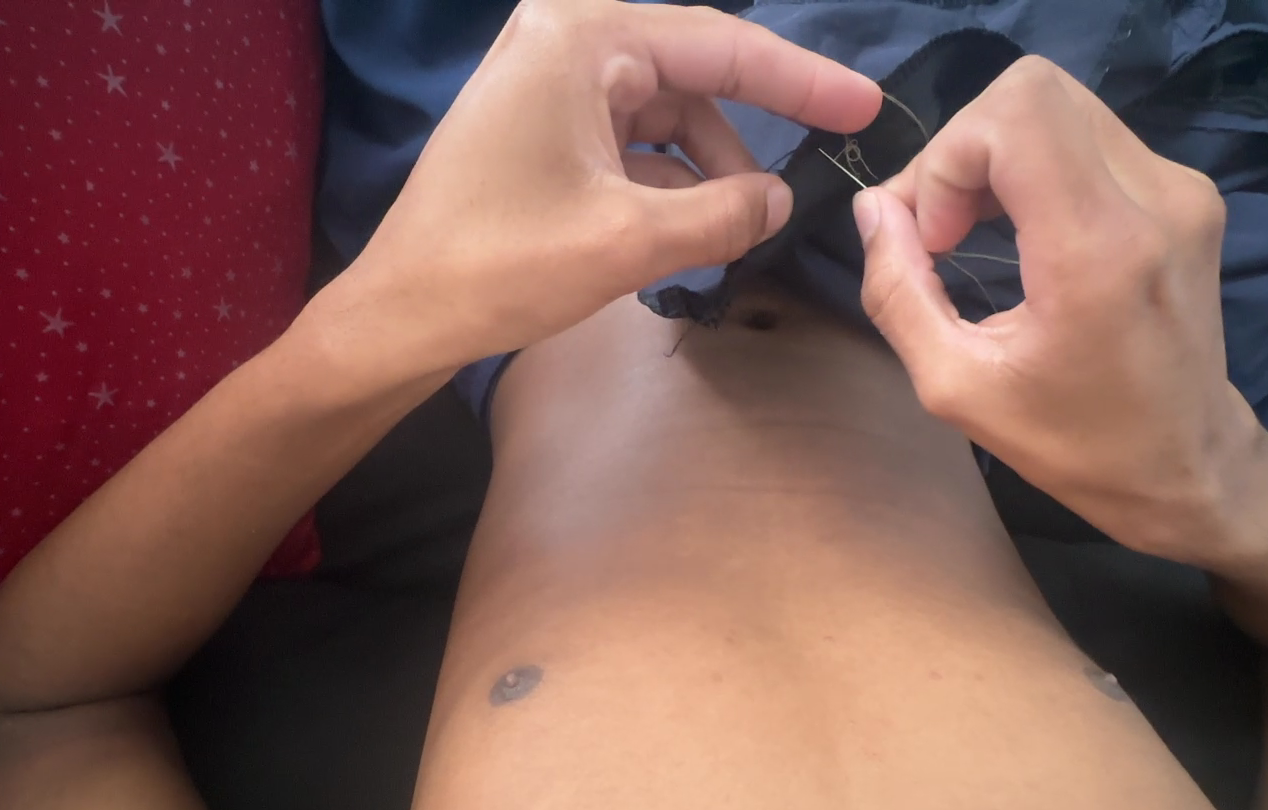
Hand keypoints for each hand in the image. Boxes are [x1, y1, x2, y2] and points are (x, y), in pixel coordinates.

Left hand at [309, 0, 880, 380]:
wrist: (406, 314)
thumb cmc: (503, 266)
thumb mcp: (628, 240)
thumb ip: (721, 214)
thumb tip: (780, 200)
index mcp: (583, 37)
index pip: (721, 44)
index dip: (801, 80)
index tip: (861, 107)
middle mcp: (564, 44)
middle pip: (689, 84)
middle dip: (737, 151)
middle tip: (772, 213)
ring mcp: (547, 90)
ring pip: (659, 123)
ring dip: (698, 180)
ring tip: (720, 240)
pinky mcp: (538, 136)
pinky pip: (625, 150)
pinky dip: (660, 189)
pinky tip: (677, 235)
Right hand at [853, 57, 1264, 562]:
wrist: (1183, 464)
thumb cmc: (1066, 442)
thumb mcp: (954, 387)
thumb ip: (898, 295)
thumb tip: (872, 211)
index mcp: (1097, 249)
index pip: (1015, 113)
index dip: (945, 160)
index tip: (934, 241)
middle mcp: (1153, 195)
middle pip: (1032, 92)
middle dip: (959, 155)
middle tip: (939, 236)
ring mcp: (1178, 186)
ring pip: (1057, 106)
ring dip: (989, 161)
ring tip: (964, 236)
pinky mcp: (1182, 193)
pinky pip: (1084, 138)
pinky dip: (1026, 170)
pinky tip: (1009, 232)